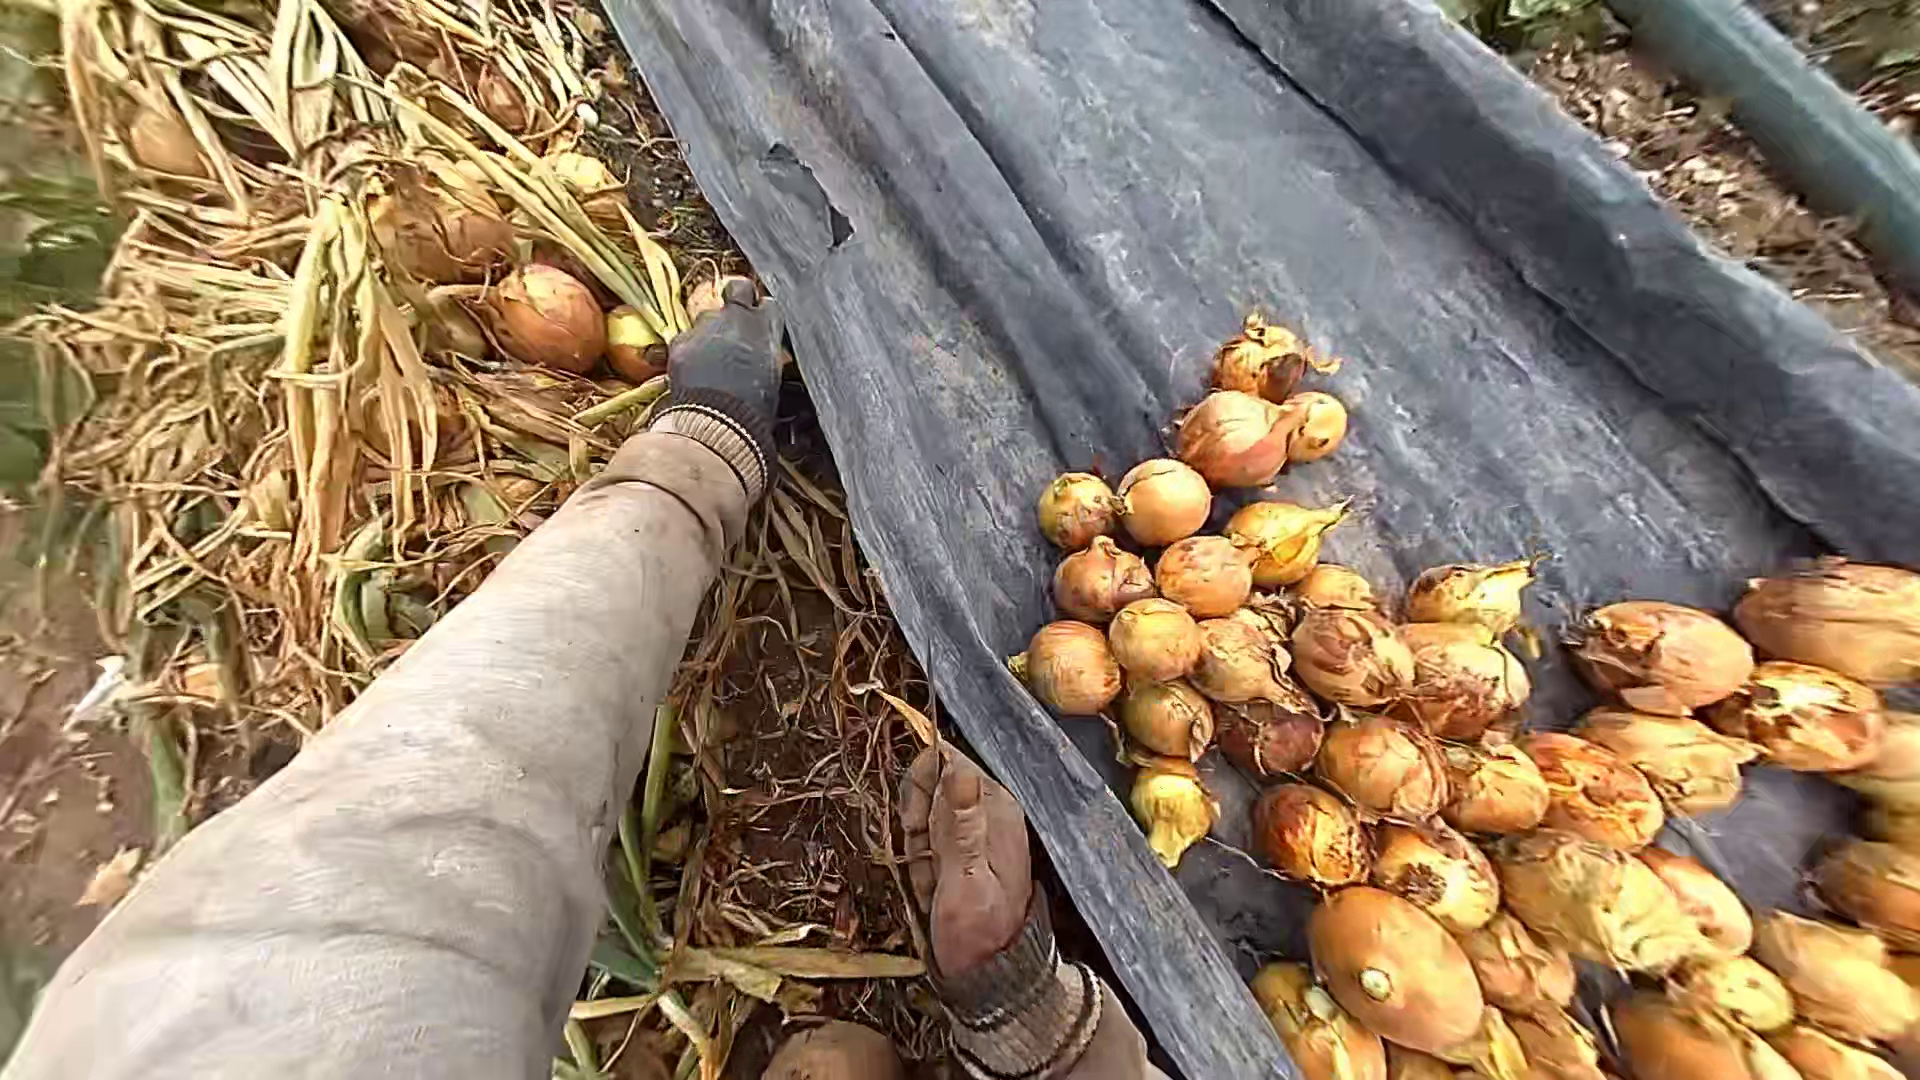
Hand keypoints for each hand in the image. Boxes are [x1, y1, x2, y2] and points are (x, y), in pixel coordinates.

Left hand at [666, 277, 781, 426]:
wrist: (720, 422)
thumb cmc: (756, 407)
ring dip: (713, 331)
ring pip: (708, 317)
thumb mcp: (773, 376)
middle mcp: (735, 318)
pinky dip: (690, 351)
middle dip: (738, 299)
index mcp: (765, 327)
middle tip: (738, 323)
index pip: (768, 303)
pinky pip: (686, 340)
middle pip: (738, 289)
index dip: (764, 311)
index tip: (763, 321)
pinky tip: (695, 372)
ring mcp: (704, 327)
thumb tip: (763, 350)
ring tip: (714, 358)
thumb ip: (767, 353)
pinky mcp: (679, 342)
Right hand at [900, 745, 1032, 976]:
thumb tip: (958, 770)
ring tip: (933, 883)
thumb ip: (961, 825)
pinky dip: (922, 861)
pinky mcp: (964, 847)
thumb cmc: (979, 933)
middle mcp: (988, 808)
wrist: (991, 976)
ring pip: (925, 814)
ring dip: (918, 848)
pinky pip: (928, 838)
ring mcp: (976, 828)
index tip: (913, 825)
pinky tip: (933, 887)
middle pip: (931, 786)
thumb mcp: (966, 881)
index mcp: (994, 805)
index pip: (946, 760)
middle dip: (917, 823)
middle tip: (925, 861)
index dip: (919, 786)